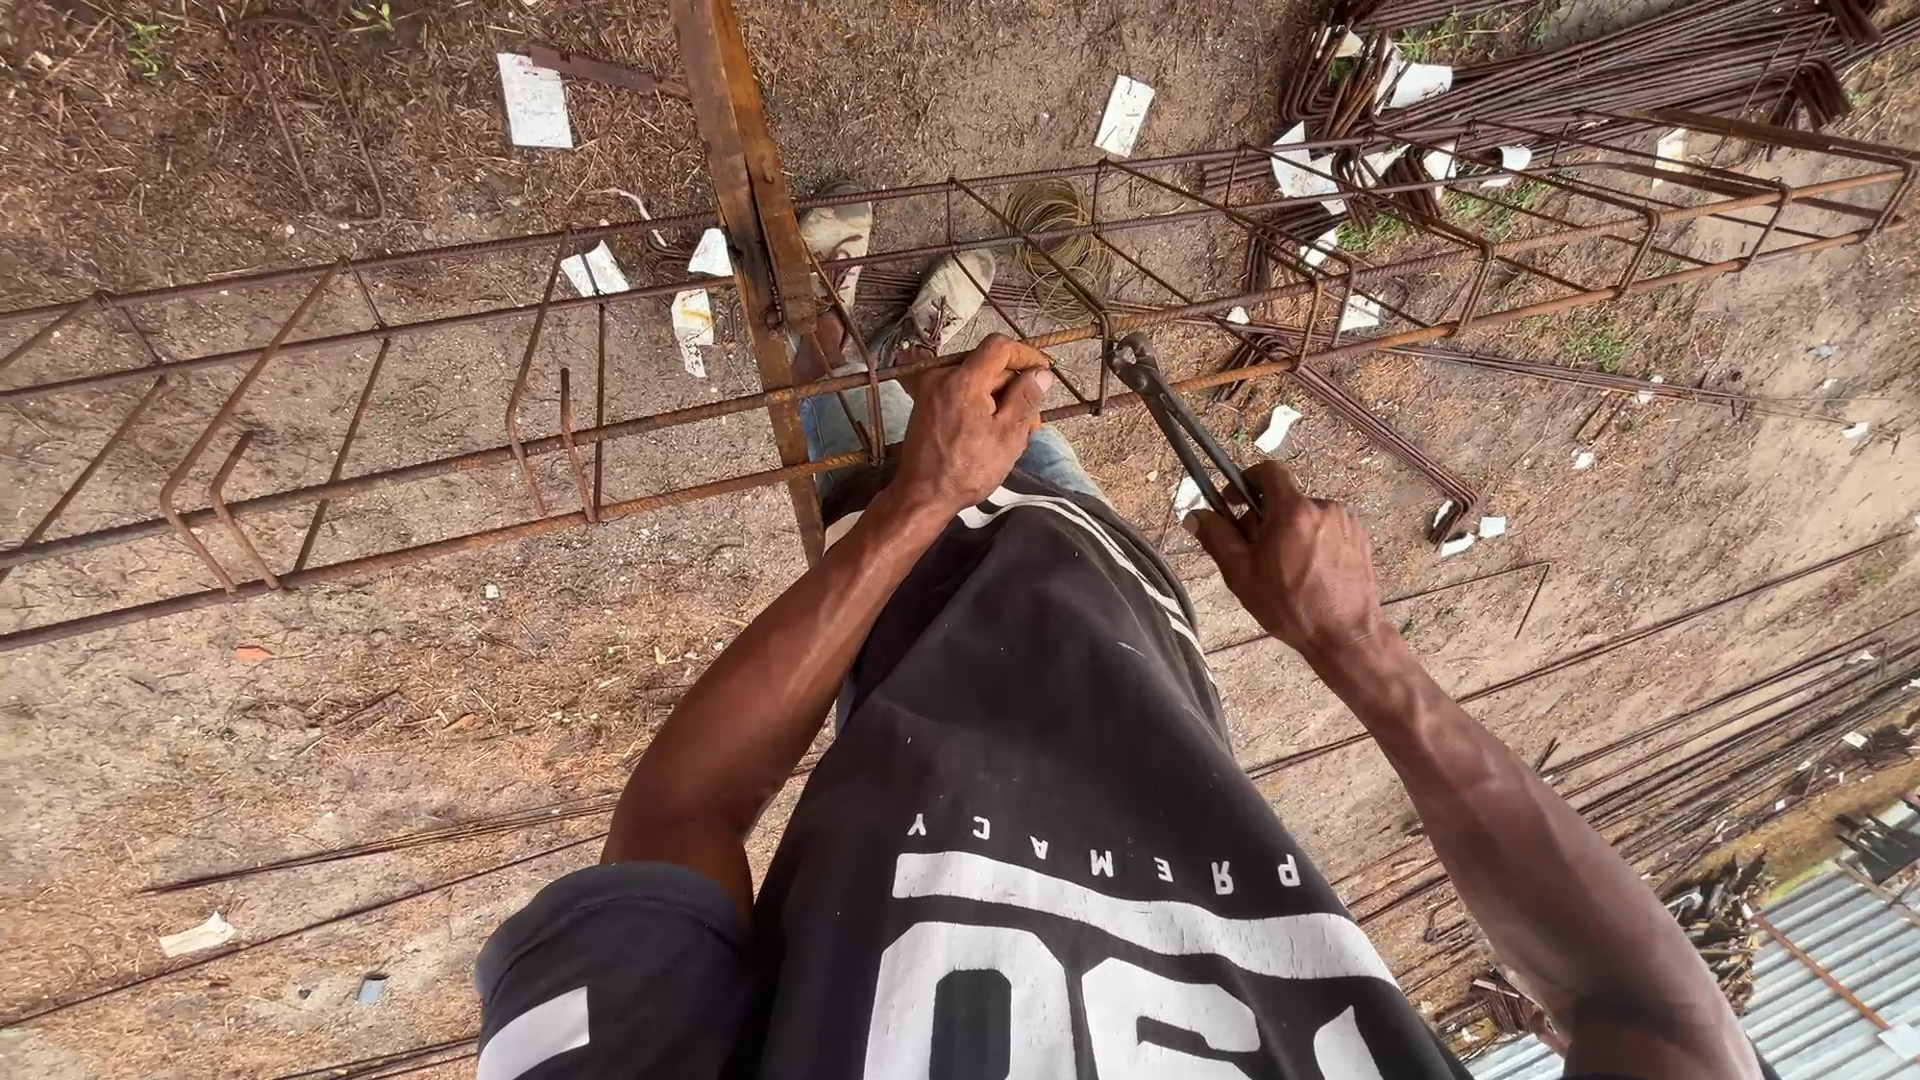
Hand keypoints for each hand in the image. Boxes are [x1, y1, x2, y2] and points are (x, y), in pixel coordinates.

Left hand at [890, 333, 1054, 514]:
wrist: (923, 496)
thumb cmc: (966, 471)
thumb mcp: (1008, 436)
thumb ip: (1026, 399)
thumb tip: (1040, 374)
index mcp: (963, 380)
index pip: (999, 346)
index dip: (1026, 355)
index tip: (1042, 372)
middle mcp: (941, 377)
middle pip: (988, 366)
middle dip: (1014, 388)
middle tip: (1032, 421)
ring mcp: (930, 390)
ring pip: (976, 382)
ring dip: (999, 401)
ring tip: (1013, 435)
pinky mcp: (926, 405)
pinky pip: (960, 394)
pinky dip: (979, 406)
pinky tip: (991, 433)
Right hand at [1186, 462, 1389, 666]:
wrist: (1345, 635)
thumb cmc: (1288, 606)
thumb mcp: (1241, 573)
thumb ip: (1216, 537)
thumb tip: (1195, 515)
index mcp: (1293, 511)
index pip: (1268, 472)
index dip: (1246, 481)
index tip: (1233, 502)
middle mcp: (1323, 508)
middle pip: (1283, 500)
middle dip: (1263, 519)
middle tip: (1253, 553)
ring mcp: (1345, 522)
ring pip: (1303, 516)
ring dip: (1287, 532)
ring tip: (1282, 568)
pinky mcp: (1359, 538)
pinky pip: (1324, 529)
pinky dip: (1309, 541)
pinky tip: (1306, 572)